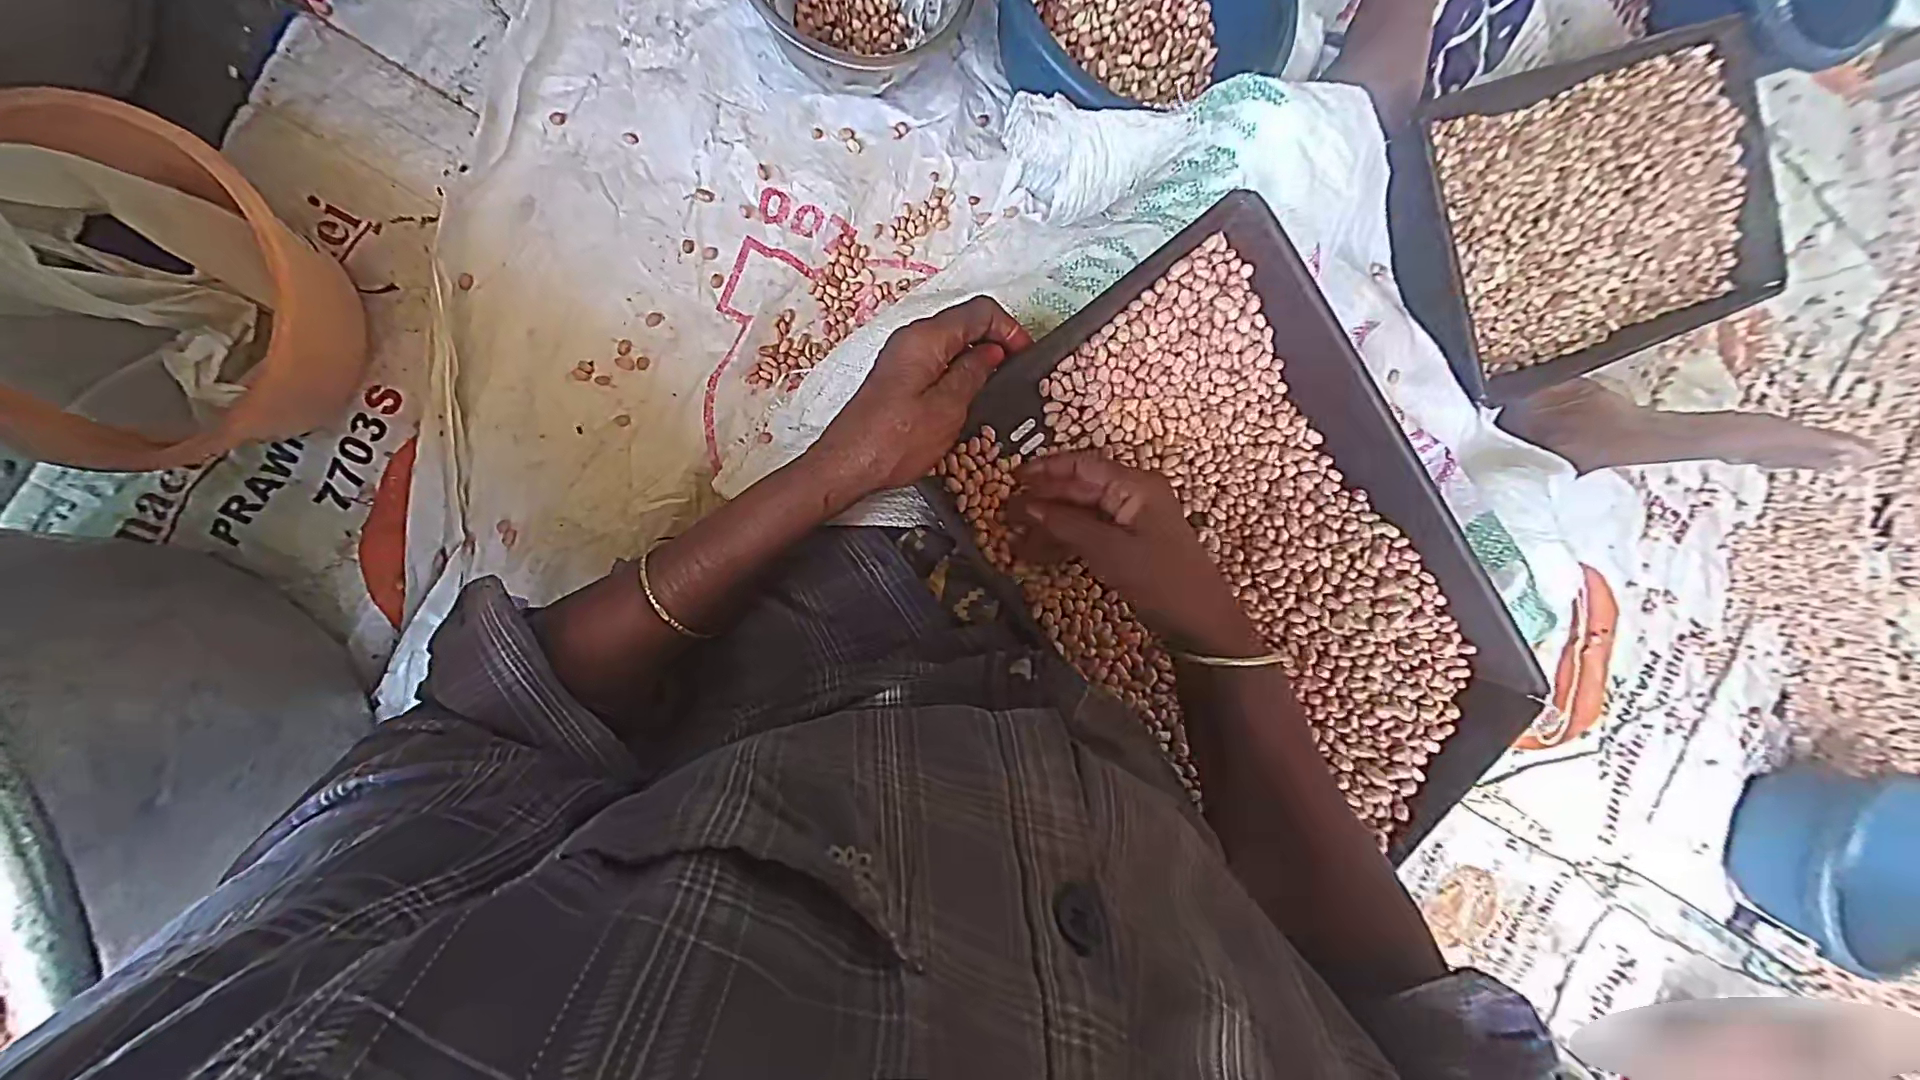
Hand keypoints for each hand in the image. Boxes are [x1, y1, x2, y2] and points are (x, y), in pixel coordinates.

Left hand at [807, 296, 1031, 501]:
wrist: (847, 465)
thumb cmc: (895, 442)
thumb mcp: (947, 409)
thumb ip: (972, 375)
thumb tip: (991, 353)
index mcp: (926, 338)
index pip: (979, 311)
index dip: (1009, 328)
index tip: (1026, 355)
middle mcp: (911, 339)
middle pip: (963, 323)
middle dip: (995, 340)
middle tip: (1016, 371)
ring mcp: (901, 358)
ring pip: (950, 343)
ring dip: (976, 357)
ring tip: (996, 385)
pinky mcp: (897, 378)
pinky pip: (935, 362)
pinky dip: (957, 370)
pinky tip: (968, 395)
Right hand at [1006, 452, 1265, 656]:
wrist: (1200, 622)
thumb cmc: (1160, 580)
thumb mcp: (1108, 550)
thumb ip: (1065, 524)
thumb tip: (1026, 504)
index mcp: (1135, 485)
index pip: (1083, 465)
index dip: (1046, 468)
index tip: (1013, 476)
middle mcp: (1132, 495)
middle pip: (1079, 488)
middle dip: (1042, 498)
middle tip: (1006, 508)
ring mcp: (1129, 519)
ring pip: (1080, 512)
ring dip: (1048, 522)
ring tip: (1014, 533)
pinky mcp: (1126, 543)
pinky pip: (1088, 533)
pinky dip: (1063, 540)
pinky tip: (1036, 551)